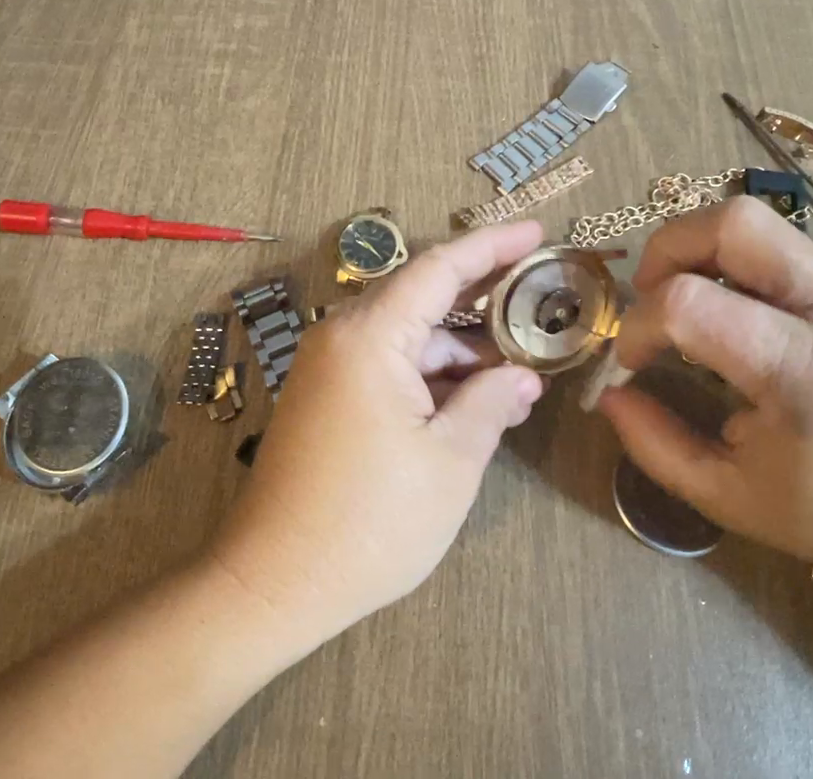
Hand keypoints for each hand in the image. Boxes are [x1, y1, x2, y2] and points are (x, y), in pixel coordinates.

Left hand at [206, 221, 546, 640]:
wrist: (275, 581)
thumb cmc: (371, 520)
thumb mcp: (450, 460)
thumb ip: (490, 402)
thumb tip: (521, 375)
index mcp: (369, 337)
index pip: (439, 268)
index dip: (491, 246)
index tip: (536, 232)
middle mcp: (340, 338)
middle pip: (421, 300)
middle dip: (482, 305)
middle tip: (538, 307)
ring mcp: (327, 370)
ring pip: (406, 340)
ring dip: (459, 354)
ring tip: (518, 381)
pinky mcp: (324, 401)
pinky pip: (385, 368)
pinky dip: (429, 379)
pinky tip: (471, 405)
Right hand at [597, 197, 812, 613]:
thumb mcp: (731, 498)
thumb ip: (654, 443)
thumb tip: (610, 393)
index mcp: (804, 369)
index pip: (688, 302)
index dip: (637, 326)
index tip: (633, 364)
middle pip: (735, 221)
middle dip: (668, 246)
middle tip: (648, 296)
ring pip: (763, 226)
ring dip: (704, 253)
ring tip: (689, 306)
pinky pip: (790, 254)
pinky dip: (742, 270)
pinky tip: (740, 324)